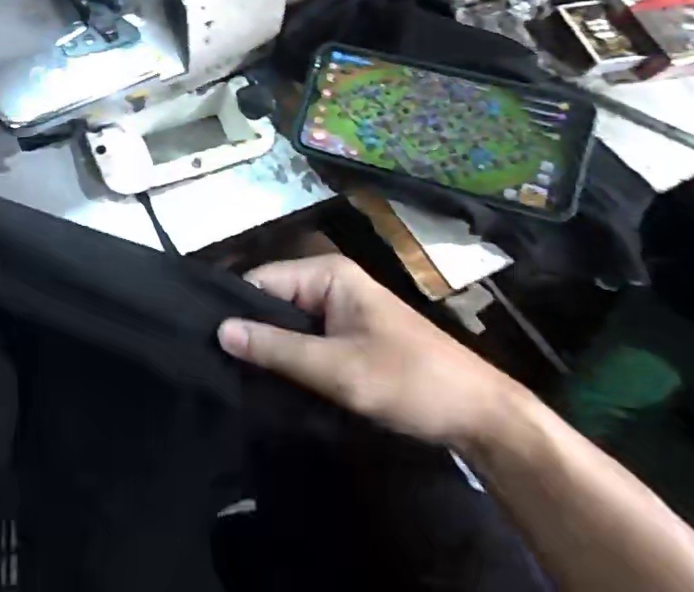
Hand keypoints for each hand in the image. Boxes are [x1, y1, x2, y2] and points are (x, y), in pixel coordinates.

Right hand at [219, 254, 525, 447]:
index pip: (261, 281)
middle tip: (221, 366)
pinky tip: (272, 381)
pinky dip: (290, 358)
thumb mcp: (339, 369)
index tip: (209, 344)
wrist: (483, 418)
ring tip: (239, 376)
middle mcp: (329, 283)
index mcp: (327, 273)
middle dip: (251, 332)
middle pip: (271, 301)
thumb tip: (220, 330)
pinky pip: (304, 340)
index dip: (236, 311)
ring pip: (286, 324)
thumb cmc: (411, 382)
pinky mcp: (347, 336)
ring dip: (270, 349)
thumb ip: (278, 349)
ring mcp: (339, 310)